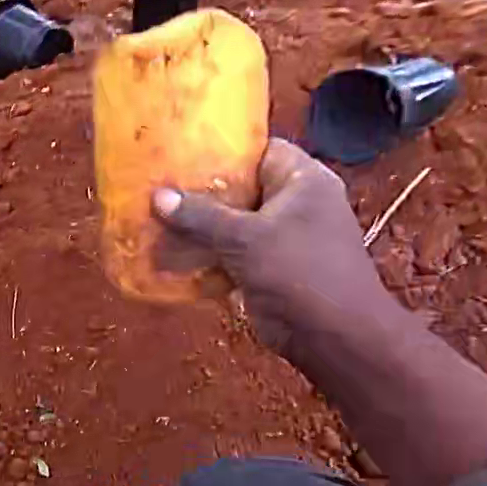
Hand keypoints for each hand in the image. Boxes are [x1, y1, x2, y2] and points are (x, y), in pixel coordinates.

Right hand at [152, 139, 393, 350]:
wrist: (331, 335)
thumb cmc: (298, 271)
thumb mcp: (244, 237)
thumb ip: (200, 216)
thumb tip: (158, 195)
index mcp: (302, 181)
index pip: (260, 150)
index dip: (223, 150)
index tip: (182, 152)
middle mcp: (293, 204)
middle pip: (240, 188)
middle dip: (201, 191)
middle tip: (159, 184)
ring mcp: (279, 238)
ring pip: (231, 224)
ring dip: (198, 226)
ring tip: (155, 216)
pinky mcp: (265, 268)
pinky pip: (228, 253)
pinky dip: (204, 254)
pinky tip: (169, 252)